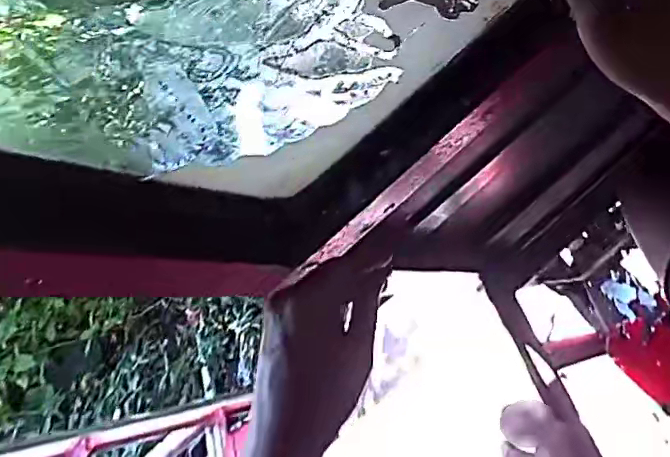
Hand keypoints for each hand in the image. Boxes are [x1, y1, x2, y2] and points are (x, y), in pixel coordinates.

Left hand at [245, 254, 389, 456]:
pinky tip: (346, 294)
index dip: (378, 246)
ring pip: (320, 273)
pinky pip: (306, 287)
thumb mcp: (358, 350)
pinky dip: (328, 286)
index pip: (351, 259)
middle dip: (362, 260)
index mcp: (308, 298)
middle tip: (388, 258)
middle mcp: (287, 293)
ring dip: (345, 273)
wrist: (282, 441)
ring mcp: (276, 303)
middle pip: (333, 262)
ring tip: (372, 276)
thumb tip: (378, 270)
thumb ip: (368, 301)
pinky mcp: (272, 315)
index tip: (397, 233)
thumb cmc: (322, 404)